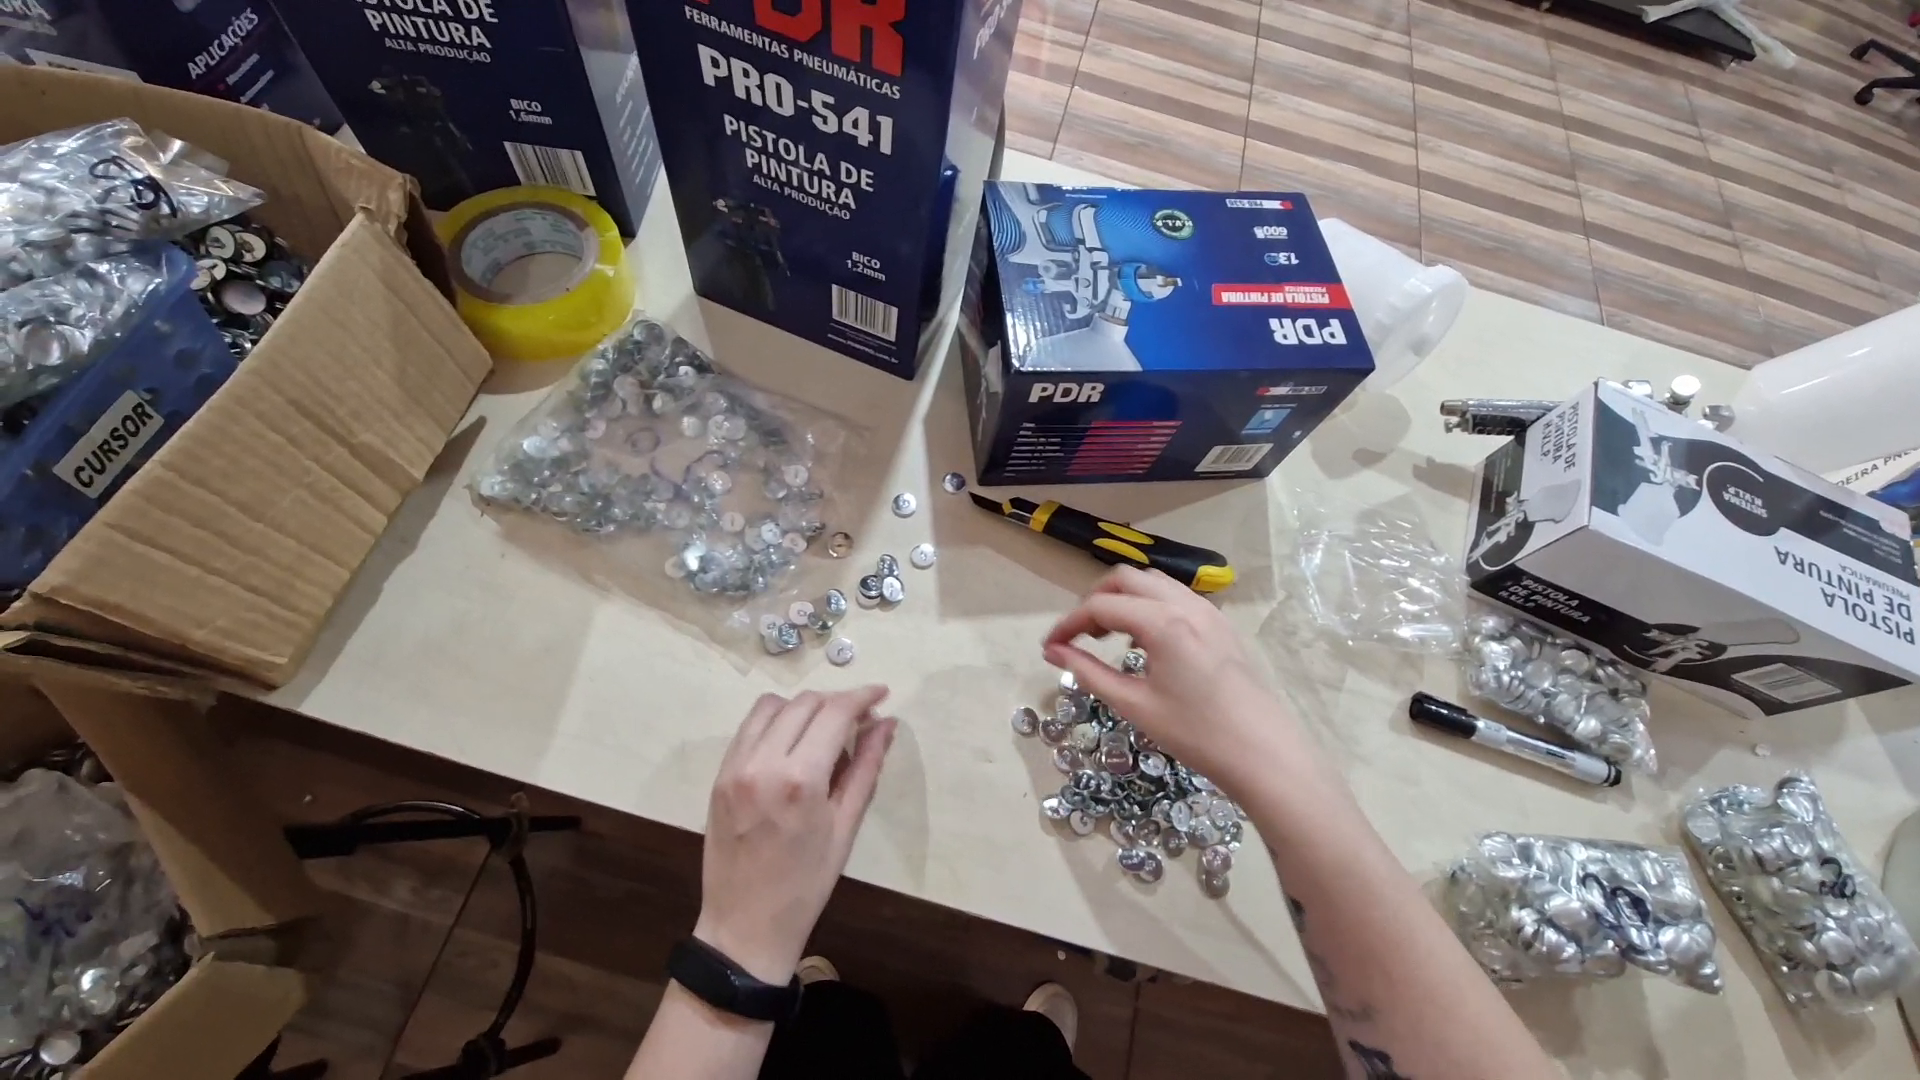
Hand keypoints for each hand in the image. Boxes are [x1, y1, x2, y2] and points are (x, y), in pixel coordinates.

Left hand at [693, 687, 896, 983]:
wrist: (744, 926)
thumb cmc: (806, 884)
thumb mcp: (845, 827)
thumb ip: (866, 767)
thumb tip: (886, 724)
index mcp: (800, 779)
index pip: (835, 712)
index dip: (862, 697)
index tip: (882, 694)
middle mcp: (763, 762)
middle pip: (805, 703)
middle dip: (837, 702)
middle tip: (859, 720)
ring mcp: (735, 766)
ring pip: (773, 706)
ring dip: (804, 707)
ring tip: (824, 729)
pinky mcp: (719, 774)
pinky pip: (749, 727)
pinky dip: (775, 721)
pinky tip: (793, 741)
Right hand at [1042, 566, 1301, 787]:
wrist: (1262, 752)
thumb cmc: (1195, 733)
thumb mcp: (1134, 705)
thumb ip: (1088, 672)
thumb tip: (1054, 652)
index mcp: (1162, 622)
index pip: (1099, 607)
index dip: (1068, 624)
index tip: (1049, 647)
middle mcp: (1184, 604)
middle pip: (1125, 579)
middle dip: (1095, 600)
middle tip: (1081, 636)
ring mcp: (1207, 611)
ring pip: (1152, 582)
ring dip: (1123, 598)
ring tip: (1110, 635)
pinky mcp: (1220, 623)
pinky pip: (1176, 596)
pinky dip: (1149, 604)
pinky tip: (1145, 639)